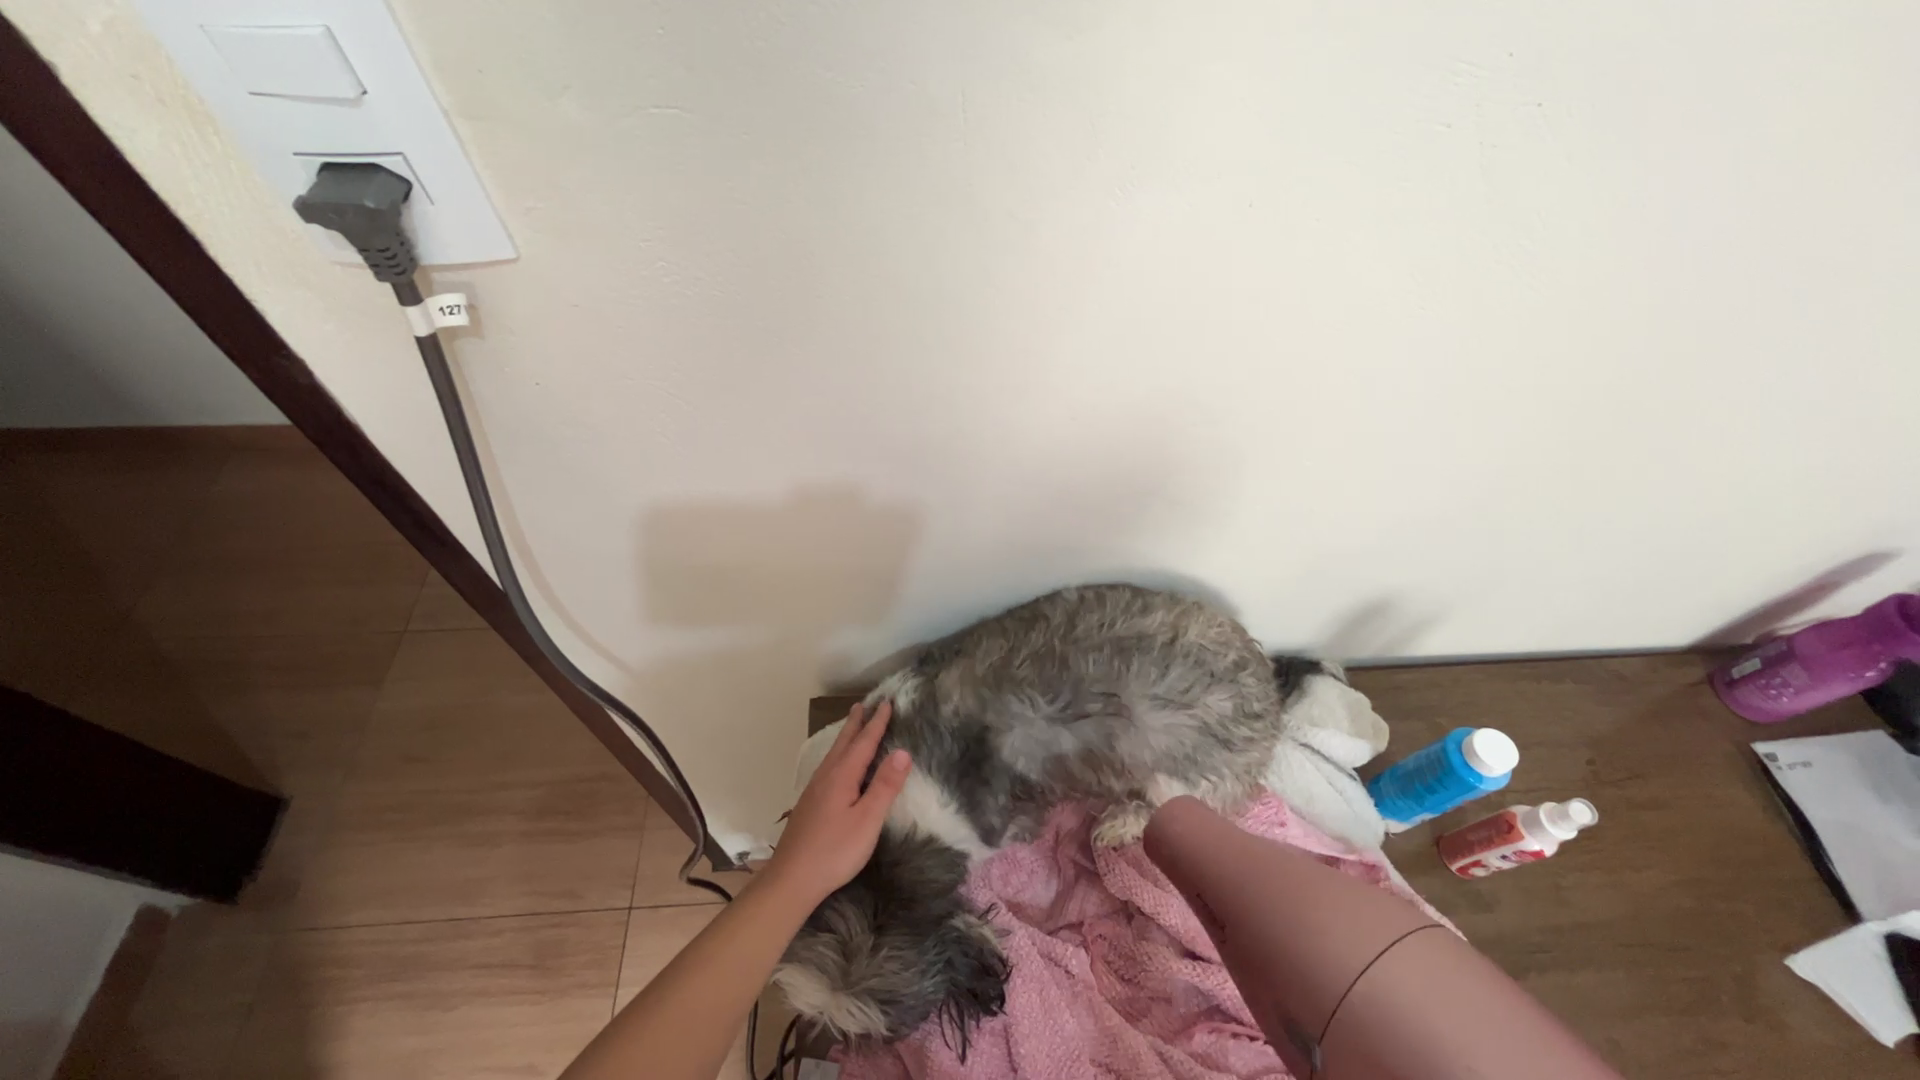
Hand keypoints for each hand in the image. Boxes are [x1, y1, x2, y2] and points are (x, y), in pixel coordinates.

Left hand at [763, 702, 910, 905]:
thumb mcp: (868, 820)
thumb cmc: (835, 851)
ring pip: (833, 755)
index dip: (876, 723)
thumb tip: (902, 752)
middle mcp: (826, 777)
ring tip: (852, 726)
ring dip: (845, 737)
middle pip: (843, 743)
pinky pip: (828, 767)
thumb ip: (885, 786)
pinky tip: (837, 766)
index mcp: (842, 776)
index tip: (886, 702)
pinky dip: (838, 755)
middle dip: (856, 723)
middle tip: (863, 704)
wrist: (791, 879)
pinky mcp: (809, 804)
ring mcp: (814, 790)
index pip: (863, 743)